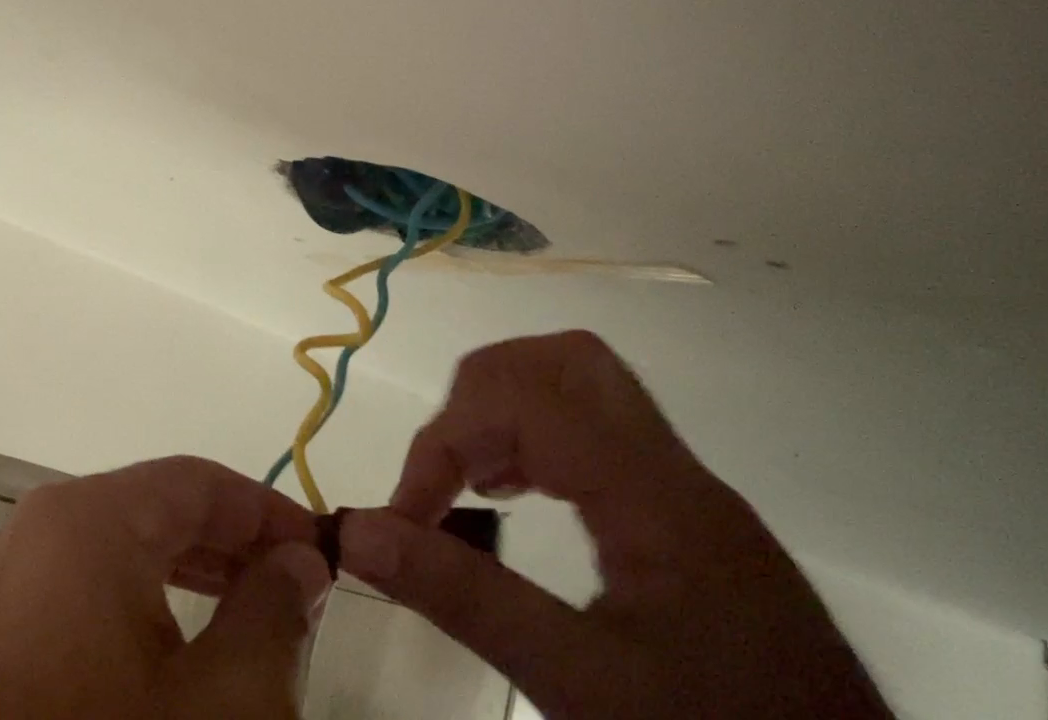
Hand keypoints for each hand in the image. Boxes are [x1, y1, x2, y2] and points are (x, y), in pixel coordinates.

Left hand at [0, 456, 331, 719]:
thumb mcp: (222, 700)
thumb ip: (273, 615)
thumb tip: (299, 560)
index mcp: (86, 519)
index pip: (196, 482)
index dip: (268, 512)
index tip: (323, 552)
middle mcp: (36, 527)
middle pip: (154, 507)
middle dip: (231, 543)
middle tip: (297, 587)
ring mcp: (5, 575)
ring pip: (116, 545)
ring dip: (188, 569)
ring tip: (250, 611)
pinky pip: (80, 582)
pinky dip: (137, 596)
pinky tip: (173, 641)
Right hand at [339, 331, 895, 719]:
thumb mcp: (580, 685)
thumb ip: (465, 599)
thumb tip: (358, 530)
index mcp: (655, 497)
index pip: (526, 402)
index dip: (444, 442)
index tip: (406, 518)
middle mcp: (675, 474)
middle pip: (565, 362)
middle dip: (479, 395)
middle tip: (444, 470)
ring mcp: (687, 495)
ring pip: (583, 391)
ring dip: (506, 416)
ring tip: (468, 488)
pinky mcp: (689, 524)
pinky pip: (599, 439)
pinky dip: (537, 445)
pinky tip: (515, 502)